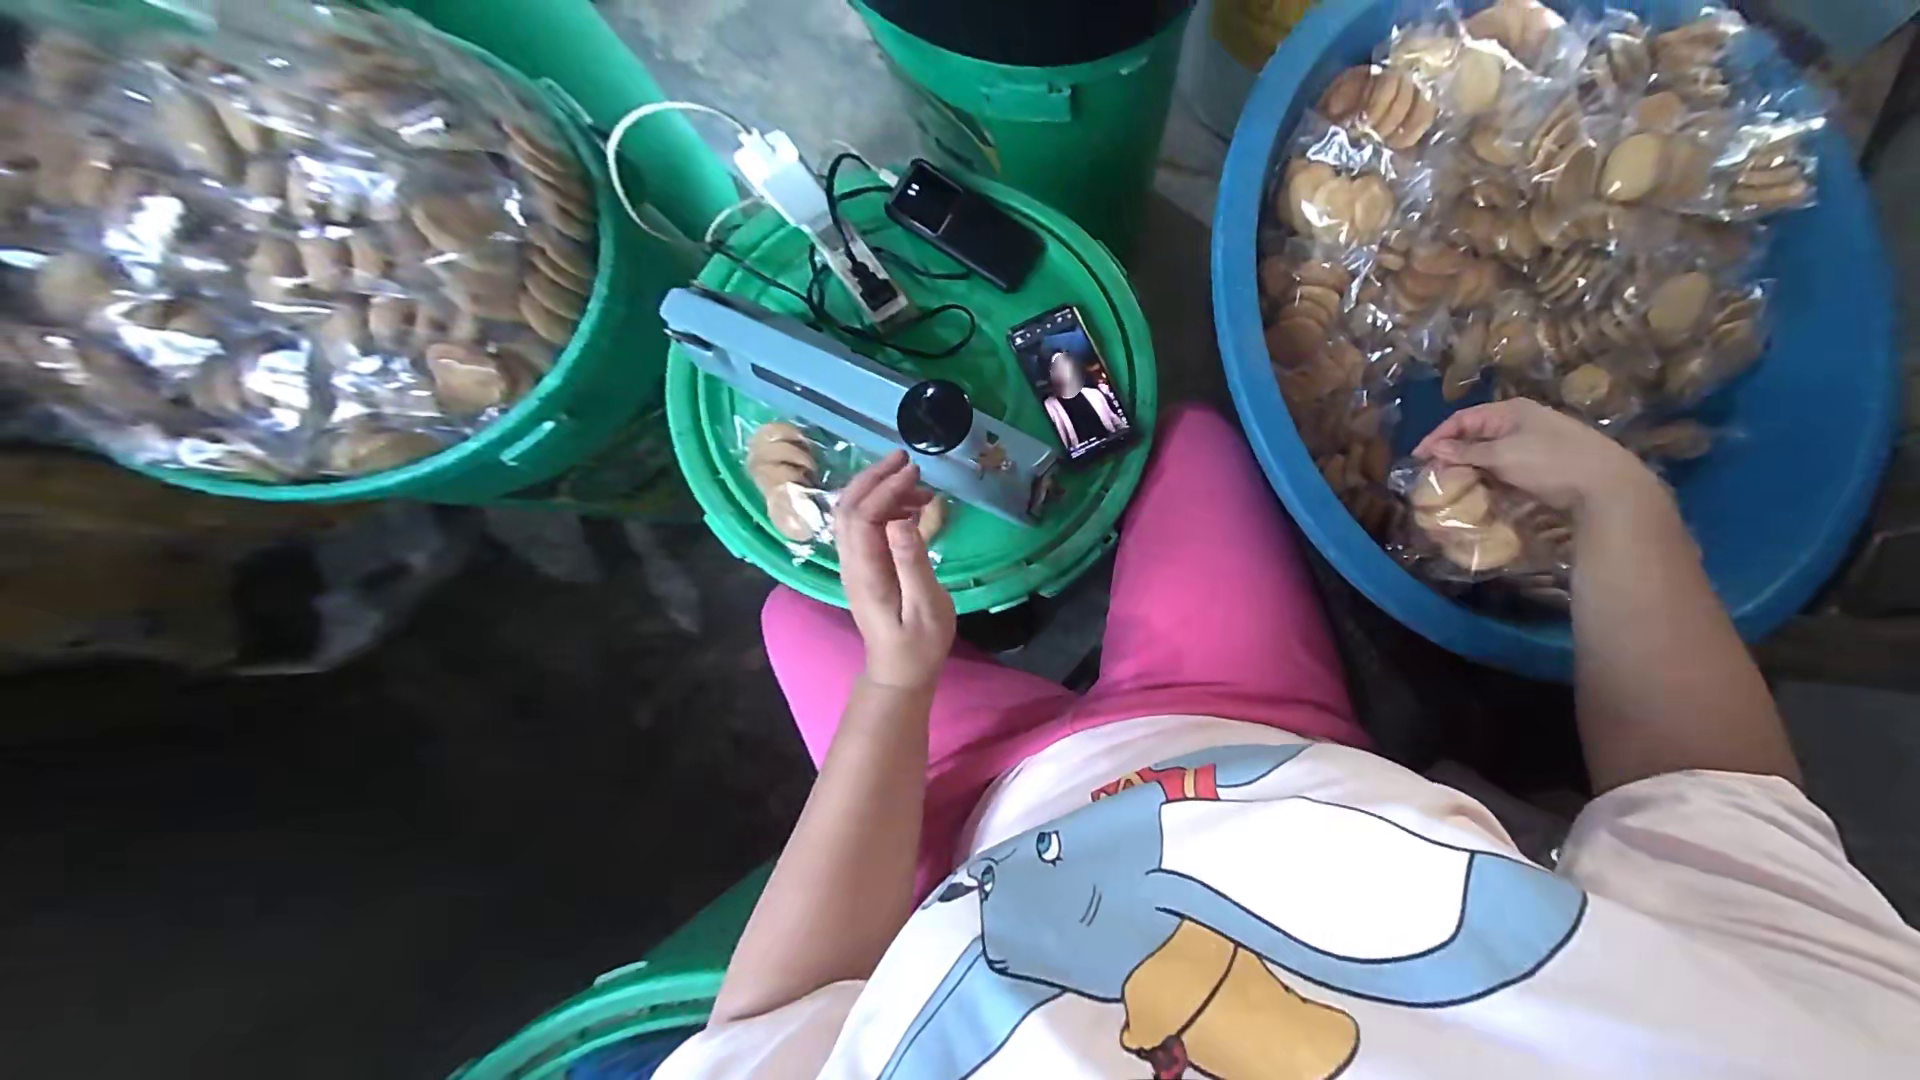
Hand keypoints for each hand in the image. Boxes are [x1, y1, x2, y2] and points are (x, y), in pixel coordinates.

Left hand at [836, 452, 955, 692]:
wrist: (899, 671)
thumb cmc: (918, 643)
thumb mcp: (925, 606)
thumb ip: (912, 563)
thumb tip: (901, 521)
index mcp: (866, 571)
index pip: (864, 516)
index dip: (885, 488)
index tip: (915, 472)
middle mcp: (851, 563)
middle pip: (849, 507)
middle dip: (874, 477)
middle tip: (905, 459)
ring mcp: (853, 564)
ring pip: (853, 514)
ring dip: (878, 490)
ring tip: (918, 485)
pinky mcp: (862, 567)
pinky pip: (863, 526)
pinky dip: (883, 507)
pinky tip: (911, 509)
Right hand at [1412, 400, 1666, 520]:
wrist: (1607, 485)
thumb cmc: (1550, 462)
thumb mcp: (1501, 456)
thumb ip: (1464, 452)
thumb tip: (1433, 449)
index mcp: (1510, 411)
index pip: (1461, 419)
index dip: (1436, 437)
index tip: (1417, 458)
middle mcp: (1520, 421)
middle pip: (1474, 433)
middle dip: (1450, 451)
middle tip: (1432, 471)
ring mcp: (1532, 440)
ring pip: (1487, 450)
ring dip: (1467, 464)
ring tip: (1451, 480)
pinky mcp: (1541, 460)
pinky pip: (1503, 463)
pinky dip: (1486, 472)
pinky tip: (1478, 485)